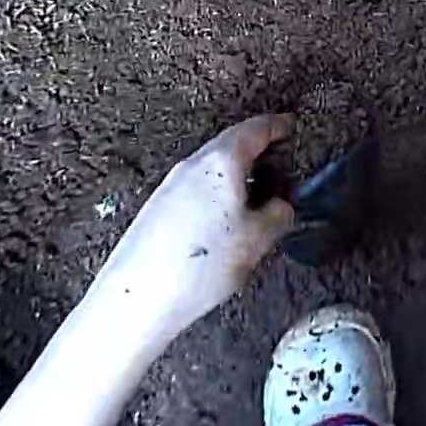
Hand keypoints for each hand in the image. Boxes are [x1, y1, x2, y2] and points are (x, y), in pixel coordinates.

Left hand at [86, 114, 297, 344]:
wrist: (135, 301)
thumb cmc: (198, 265)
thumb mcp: (258, 239)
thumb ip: (279, 214)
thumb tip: (281, 207)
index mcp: (223, 160)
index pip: (257, 128)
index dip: (278, 125)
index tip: (290, 125)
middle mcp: (195, 163)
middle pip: (234, 142)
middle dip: (259, 148)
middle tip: (280, 160)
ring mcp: (173, 184)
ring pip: (215, 165)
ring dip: (239, 171)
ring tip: (257, 194)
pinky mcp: (159, 207)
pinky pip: (199, 185)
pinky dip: (220, 189)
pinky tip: (225, 218)